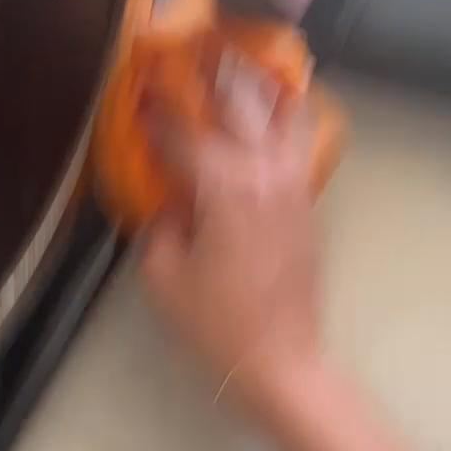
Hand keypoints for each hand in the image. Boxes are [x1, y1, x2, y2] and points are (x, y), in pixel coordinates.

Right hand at [138, 99, 324, 411]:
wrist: (281, 360)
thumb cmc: (217, 326)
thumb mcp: (163, 281)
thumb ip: (158, 229)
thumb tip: (168, 206)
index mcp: (225, 187)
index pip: (185, 135)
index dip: (158, 120)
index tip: (141, 113)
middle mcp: (266, 173)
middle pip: (241, 103)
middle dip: (210, 91)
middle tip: (186, 96)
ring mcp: (295, 185)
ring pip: (284, 114)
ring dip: (256, 100)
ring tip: (232, 105)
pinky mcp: (309, 205)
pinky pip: (300, 146)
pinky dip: (280, 129)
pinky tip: (259, 140)